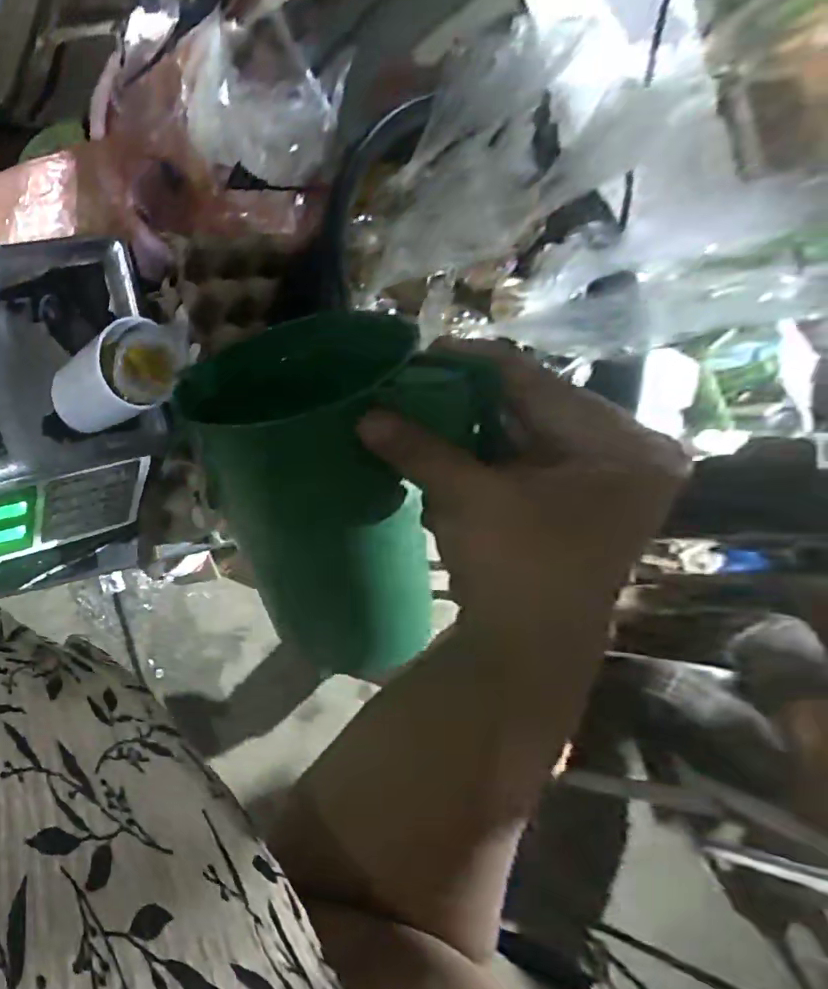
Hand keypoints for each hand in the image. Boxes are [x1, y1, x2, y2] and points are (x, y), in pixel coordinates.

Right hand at [357, 340, 689, 639]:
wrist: (527, 639)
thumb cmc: (518, 562)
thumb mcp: (468, 497)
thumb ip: (419, 449)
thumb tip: (365, 414)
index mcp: (623, 446)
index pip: (541, 385)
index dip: (476, 363)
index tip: (423, 349)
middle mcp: (620, 455)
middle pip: (530, 406)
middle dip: (464, 394)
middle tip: (409, 379)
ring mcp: (593, 480)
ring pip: (516, 431)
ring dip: (462, 420)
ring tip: (411, 404)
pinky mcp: (563, 500)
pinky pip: (511, 457)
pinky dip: (469, 448)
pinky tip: (431, 439)